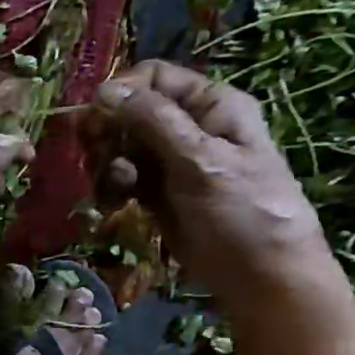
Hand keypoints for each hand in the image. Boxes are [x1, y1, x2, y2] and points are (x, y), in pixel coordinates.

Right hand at [94, 60, 330, 303]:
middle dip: (109, 131)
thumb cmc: (242, 210)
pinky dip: (114, 188)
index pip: (155, 77)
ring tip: (110, 187)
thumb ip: (152, 120)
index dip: (122, 91)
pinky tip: (111, 204)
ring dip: (107, 162)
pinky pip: (127, 180)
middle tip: (91, 153)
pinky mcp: (160, 196)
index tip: (96, 116)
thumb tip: (105, 90)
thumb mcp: (200, 159)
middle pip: (133, 112)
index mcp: (211, 105)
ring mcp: (173, 164)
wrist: (262, 277)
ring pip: (125, 147)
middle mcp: (190, 128)